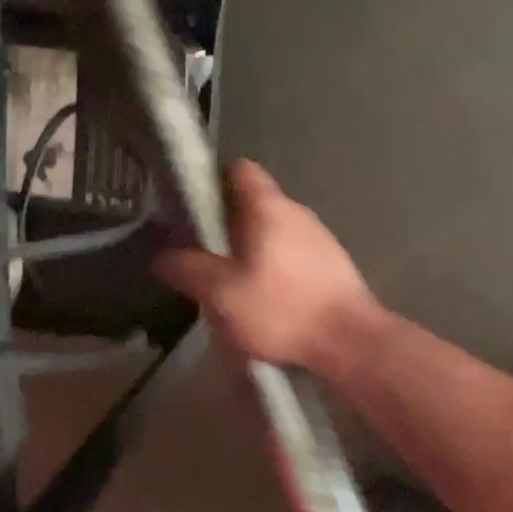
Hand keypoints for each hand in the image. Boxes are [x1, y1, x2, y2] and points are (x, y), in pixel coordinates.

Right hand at [154, 160, 377, 368]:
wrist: (349, 341)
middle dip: (228, 225)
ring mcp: (321, 239)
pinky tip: (266, 300)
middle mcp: (298, 212)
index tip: (191, 205)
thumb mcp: (222, 294)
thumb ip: (189, 270)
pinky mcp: (334, 267)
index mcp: (268, 207)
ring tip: (231, 283)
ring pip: (275, 233)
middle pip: (255, 204)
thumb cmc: (282, 310)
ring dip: (253, 251)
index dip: (212, 181)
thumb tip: (163, 256)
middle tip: (203, 254)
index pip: (238, 170)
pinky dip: (276, 270)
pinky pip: (294, 257)